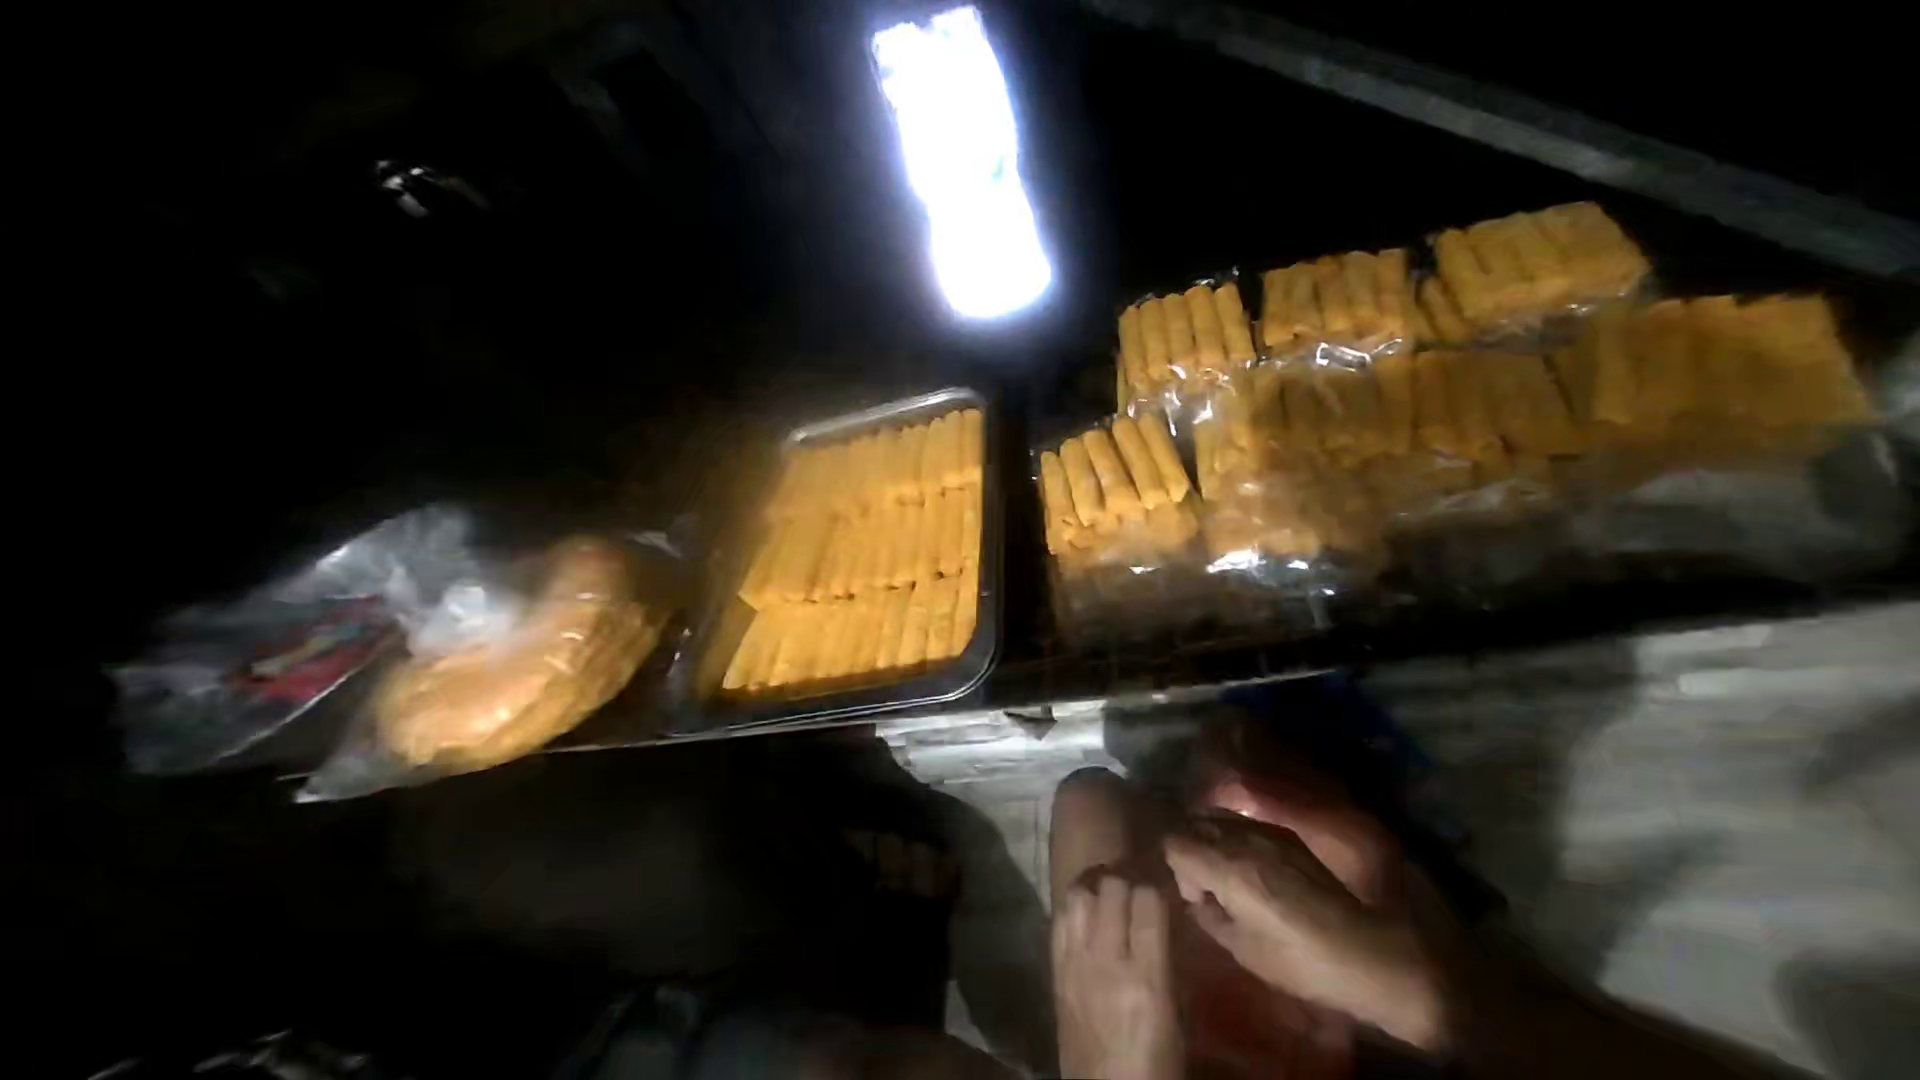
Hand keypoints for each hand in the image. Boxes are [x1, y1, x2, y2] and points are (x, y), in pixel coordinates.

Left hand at [1052, 873, 1182, 1079]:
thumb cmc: (1156, 1065)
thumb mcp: (1176, 1015)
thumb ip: (1170, 959)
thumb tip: (1166, 911)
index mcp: (1145, 979)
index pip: (1147, 901)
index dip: (1157, 885)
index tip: (1163, 885)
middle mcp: (1105, 962)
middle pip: (1110, 887)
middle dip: (1128, 879)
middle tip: (1137, 886)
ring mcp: (1074, 963)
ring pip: (1079, 894)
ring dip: (1097, 886)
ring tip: (1110, 893)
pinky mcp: (1054, 970)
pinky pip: (1060, 918)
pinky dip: (1075, 907)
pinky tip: (1087, 913)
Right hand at [1163, 815, 1447, 1051]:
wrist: (1365, 952)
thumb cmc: (1298, 960)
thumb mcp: (1240, 948)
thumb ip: (1207, 913)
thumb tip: (1196, 896)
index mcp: (1225, 865)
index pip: (1173, 842)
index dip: (1177, 869)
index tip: (1198, 896)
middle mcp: (1241, 837)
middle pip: (1192, 822)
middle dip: (1190, 848)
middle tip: (1207, 884)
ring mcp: (1266, 831)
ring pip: (1217, 816)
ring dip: (1212, 839)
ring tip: (1228, 872)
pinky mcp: (1287, 835)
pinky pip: (1244, 822)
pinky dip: (1235, 837)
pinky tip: (1254, 868)